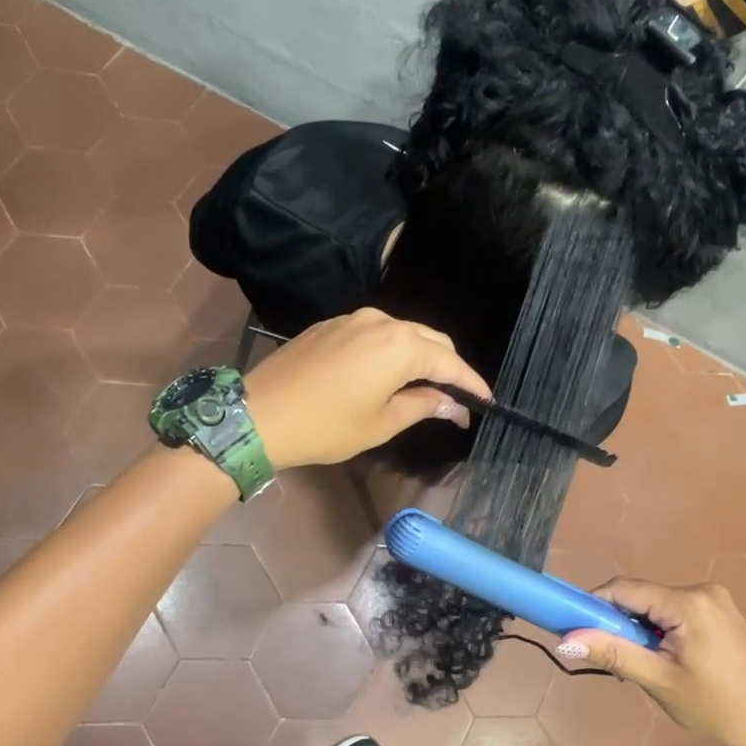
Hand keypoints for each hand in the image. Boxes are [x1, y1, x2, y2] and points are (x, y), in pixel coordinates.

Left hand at [244, 308, 490, 468]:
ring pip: (402, 333)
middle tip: (455, 398)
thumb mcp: (380, 423)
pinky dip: (390, 350)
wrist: (260, 414)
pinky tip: (385, 374)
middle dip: (448, 366)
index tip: (485, 401)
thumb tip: (452, 406)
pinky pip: (374, 333)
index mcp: (401, 346)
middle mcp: (382, 322)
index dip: (471, 384)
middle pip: (430, 340)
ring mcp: (353, 319)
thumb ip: (422, 406)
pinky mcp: (330, 325)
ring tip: (422, 387)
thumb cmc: (326, 426)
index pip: (450, 363)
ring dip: (418, 356)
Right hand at [556, 579, 745, 745]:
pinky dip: (660, 634)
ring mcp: (717, 602)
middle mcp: (702, 591)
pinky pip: (676, 614)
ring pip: (656, 607)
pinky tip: (666, 665)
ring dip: (639, 631)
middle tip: (614, 662)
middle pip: (640, 596)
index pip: (623, 589)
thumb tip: (565, 640)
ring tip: (644, 669)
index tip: (574, 631)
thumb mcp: (659, 681)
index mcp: (688, 602)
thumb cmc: (718, 708)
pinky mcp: (723, 616)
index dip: (592, 605)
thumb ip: (613, 654)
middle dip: (619, 624)